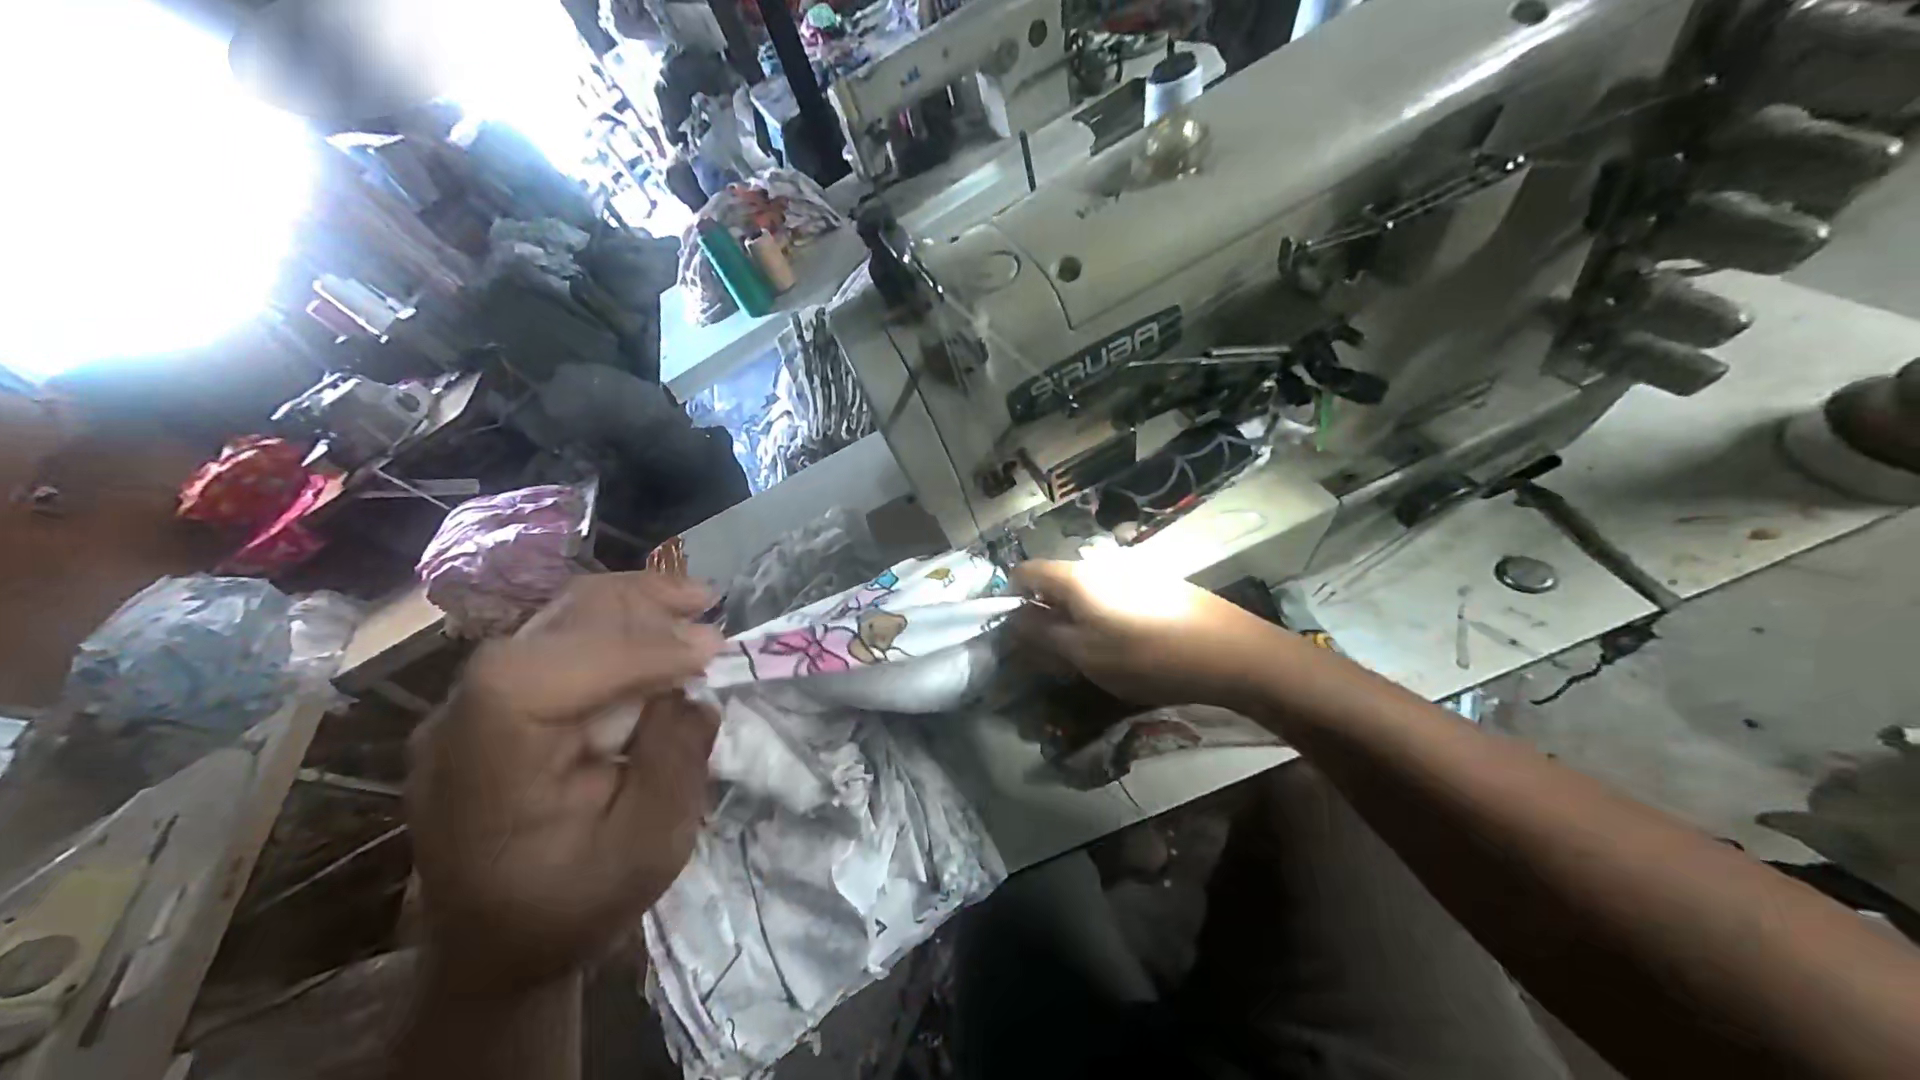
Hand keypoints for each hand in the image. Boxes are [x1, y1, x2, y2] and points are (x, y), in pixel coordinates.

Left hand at [405, 573, 725, 994]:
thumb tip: (696, 692)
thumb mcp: (647, 849)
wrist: (497, 942)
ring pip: (556, 617)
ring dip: (632, 603)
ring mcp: (473, 701)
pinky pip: (558, 637)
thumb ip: (675, 762)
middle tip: (711, 605)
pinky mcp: (497, 698)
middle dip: (641, 607)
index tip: (710, 648)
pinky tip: (659, 627)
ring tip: (694, 601)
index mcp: (487, 760)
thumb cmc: (572, 905)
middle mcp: (464, 715)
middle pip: (553, 625)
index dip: (633, 649)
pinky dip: (617, 622)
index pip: (545, 672)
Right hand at [1012, 559, 1292, 711]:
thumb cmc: (1147, 656)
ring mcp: (1132, 571)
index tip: (1016, 634)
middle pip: (1055, 582)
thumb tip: (1012, 618)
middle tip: (1053, 656)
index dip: (1011, 599)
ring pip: (1086, 592)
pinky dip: (1104, 618)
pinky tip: (1126, 647)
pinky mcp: (1158, 584)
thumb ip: (1043, 634)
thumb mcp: (1085, 654)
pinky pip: (1114, 596)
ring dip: (1075, 620)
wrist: (1232, 653)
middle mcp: (1101, 563)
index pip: (1024, 571)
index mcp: (1076, 576)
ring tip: (1090, 657)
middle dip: (1044, 616)